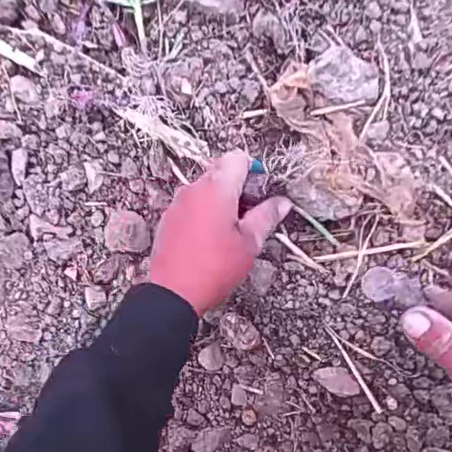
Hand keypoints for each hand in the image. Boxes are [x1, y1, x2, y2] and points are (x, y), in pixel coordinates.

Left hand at [146, 150, 291, 314]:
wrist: (174, 293)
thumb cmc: (215, 268)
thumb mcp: (249, 243)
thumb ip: (266, 217)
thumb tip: (282, 202)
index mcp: (216, 189)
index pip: (237, 158)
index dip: (254, 171)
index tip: (261, 193)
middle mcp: (193, 189)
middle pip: (220, 171)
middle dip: (239, 187)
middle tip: (251, 215)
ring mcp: (178, 203)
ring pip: (205, 189)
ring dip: (222, 201)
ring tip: (232, 232)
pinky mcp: (169, 219)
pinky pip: (192, 205)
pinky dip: (205, 213)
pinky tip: (212, 239)